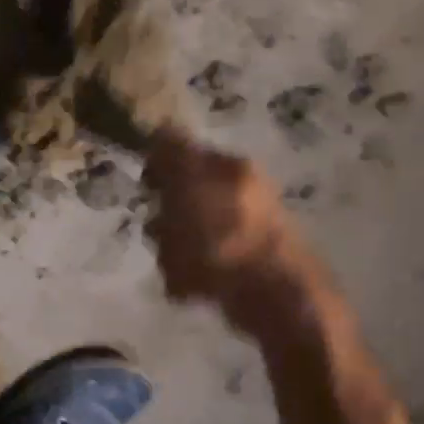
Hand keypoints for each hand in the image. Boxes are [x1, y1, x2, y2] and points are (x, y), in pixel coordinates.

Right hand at [143, 127, 321, 339]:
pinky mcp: (249, 264)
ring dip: (174, 248)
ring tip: (176, 267)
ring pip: (190, 231)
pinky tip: (190, 287)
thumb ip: (173, 156)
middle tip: (161, 234)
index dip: (158, 171)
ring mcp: (249, 229)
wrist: (277, 299)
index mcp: (233, 169)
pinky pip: (205, 261)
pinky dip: (192, 274)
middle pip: (184, 196)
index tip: (147, 191)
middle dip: (164, 218)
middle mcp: (246, 192)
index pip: (183, 154)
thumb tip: (162, 124)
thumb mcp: (188, 188)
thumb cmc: (223, 240)